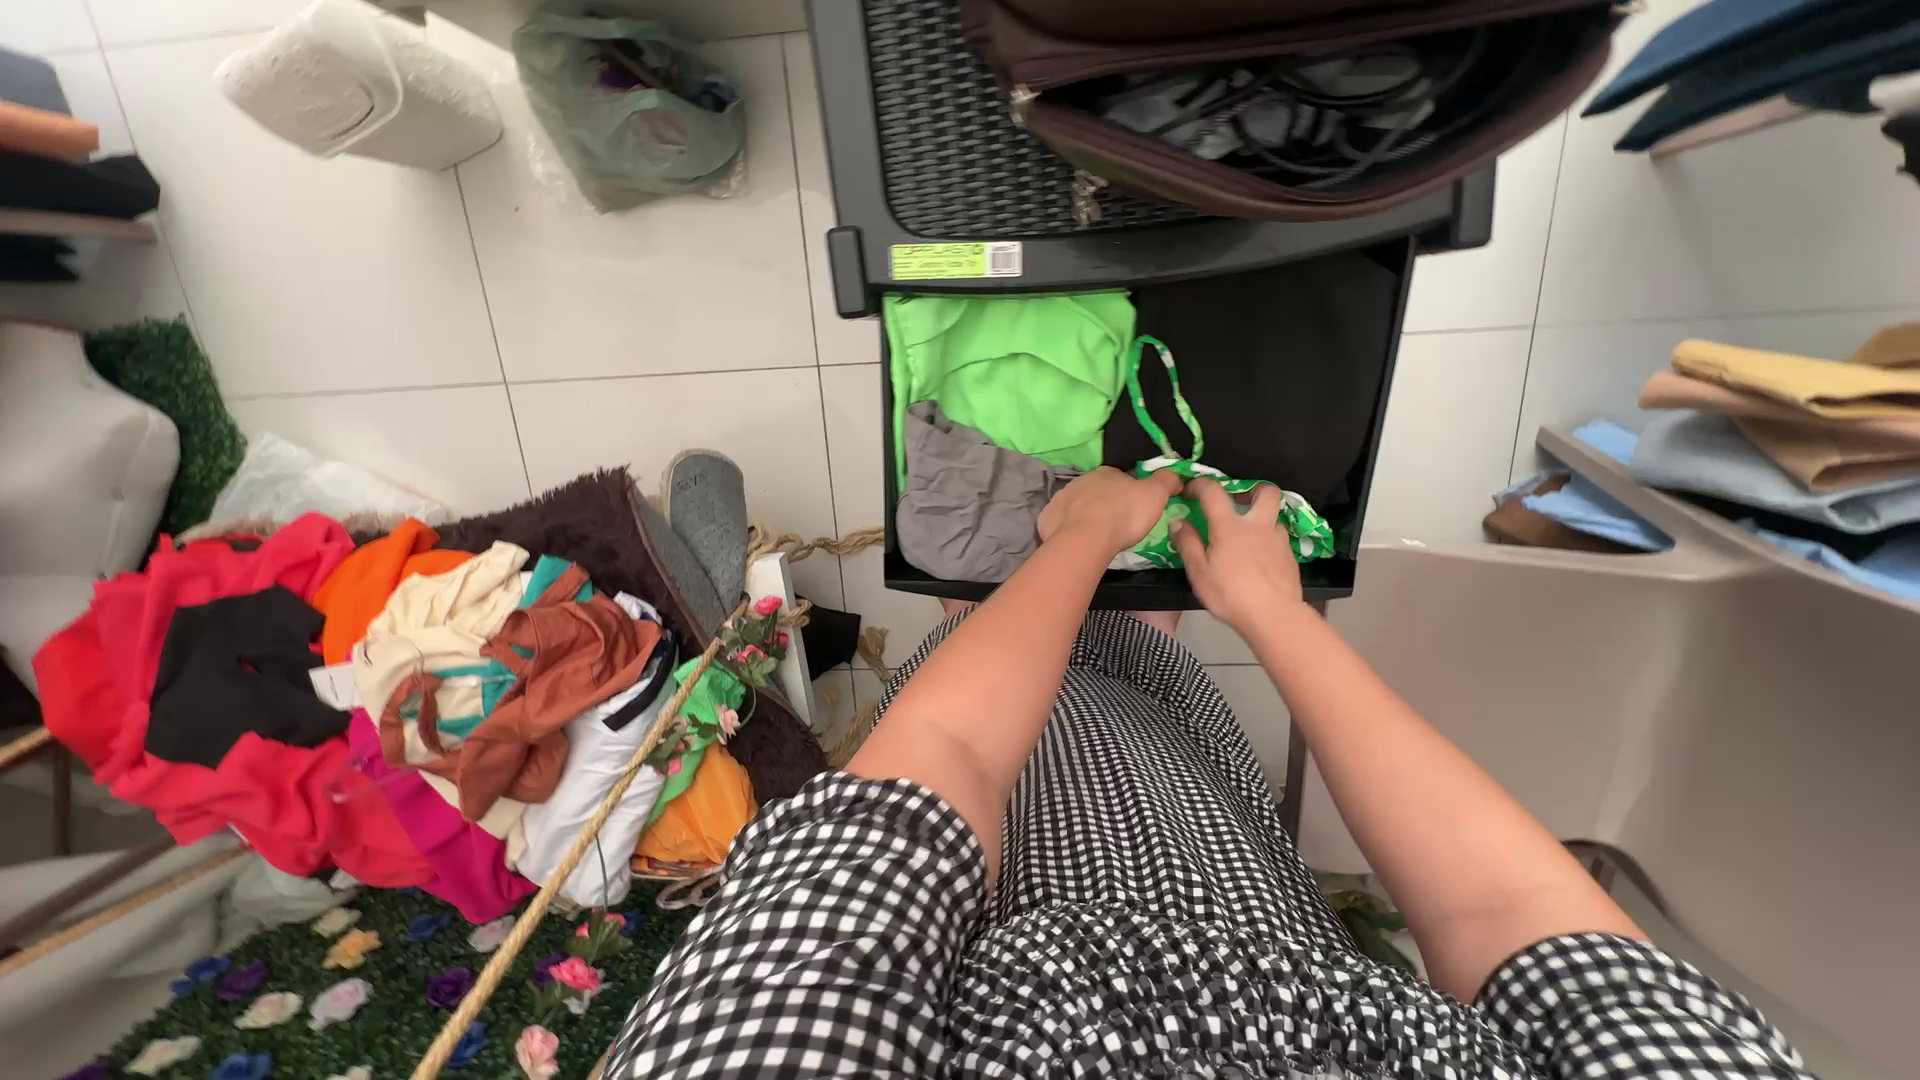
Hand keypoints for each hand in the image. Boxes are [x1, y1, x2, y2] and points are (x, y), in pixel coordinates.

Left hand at [1039, 466, 1182, 557]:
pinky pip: (1060, 521)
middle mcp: (1081, 481)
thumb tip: (1176, 474)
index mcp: (1106, 472)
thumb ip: (1167, 481)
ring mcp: (1061, 499)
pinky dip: (1067, 529)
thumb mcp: (1156, 495)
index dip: (1129, 492)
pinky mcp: (1047, 518)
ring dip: (1085, 515)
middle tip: (1116, 524)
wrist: (1086, 538)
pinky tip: (1076, 541)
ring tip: (1097, 535)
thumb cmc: (1124, 514)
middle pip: (1097, 491)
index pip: (1120, 478)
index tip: (1135, 508)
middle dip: (1105, 504)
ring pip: (1077, 505)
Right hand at [1172, 478, 1304, 631]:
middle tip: (1238, 501)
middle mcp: (1258, 526)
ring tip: (1248, 537)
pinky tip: (1260, 560)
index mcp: (1230, 526)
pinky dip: (1268, 542)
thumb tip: (1179, 522)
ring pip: (1275, 517)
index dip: (1200, 484)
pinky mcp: (1290, 558)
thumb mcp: (1198, 571)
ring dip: (1262, 520)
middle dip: (1252, 490)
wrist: (1273, 616)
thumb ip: (1187, 544)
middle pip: (1265, 492)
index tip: (1191, 488)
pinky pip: (1279, 540)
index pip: (1214, 492)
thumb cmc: (1230, 594)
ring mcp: (1278, 541)